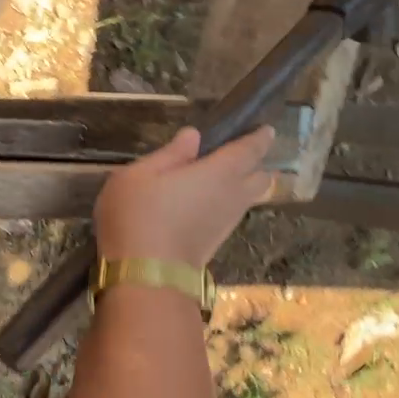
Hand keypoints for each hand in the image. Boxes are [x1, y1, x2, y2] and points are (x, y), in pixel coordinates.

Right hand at [95, 125, 275, 265]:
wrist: (147, 267)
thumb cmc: (136, 214)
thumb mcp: (135, 176)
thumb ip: (168, 155)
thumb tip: (192, 137)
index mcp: (219, 170)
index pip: (252, 148)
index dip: (259, 137)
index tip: (263, 130)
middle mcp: (235, 191)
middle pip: (260, 173)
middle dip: (253, 163)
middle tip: (234, 158)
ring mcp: (230, 217)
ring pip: (250, 194)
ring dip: (241, 185)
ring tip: (217, 183)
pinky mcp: (220, 237)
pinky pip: (233, 211)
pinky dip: (226, 203)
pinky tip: (202, 206)